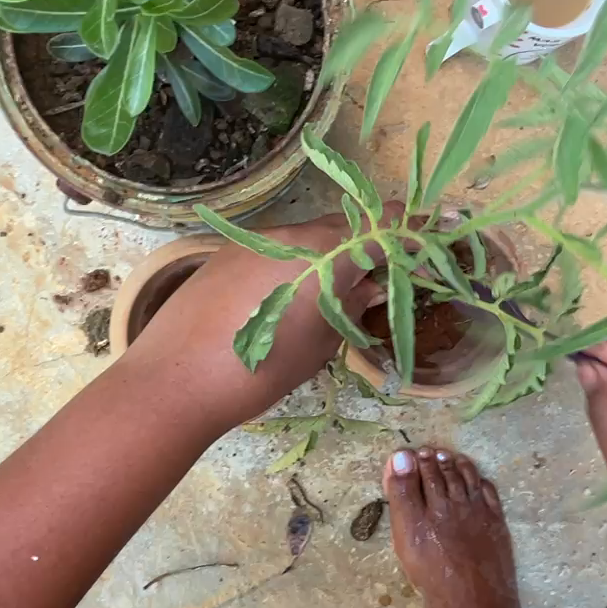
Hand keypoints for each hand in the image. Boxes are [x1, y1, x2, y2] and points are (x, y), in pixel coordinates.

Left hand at [117, 209, 390, 432]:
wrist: (173, 381)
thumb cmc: (258, 374)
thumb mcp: (319, 344)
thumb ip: (351, 305)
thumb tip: (373, 283)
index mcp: (325, 255)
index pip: (383, 226)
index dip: (412, 230)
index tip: (433, 236)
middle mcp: (293, 233)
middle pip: (347, 227)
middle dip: (371, 245)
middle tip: (382, 276)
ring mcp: (256, 239)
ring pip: (310, 237)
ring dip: (331, 255)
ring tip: (333, 293)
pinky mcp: (228, 251)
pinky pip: (277, 248)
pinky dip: (296, 262)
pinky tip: (288, 296)